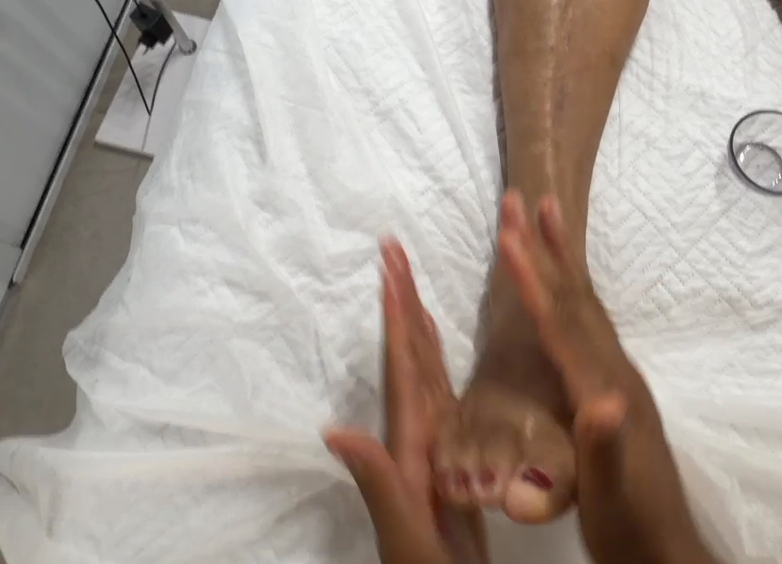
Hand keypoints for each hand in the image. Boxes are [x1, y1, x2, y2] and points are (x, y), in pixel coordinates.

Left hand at [325, 240, 486, 563]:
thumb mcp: (405, 532)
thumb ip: (377, 482)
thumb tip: (333, 430)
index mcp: (407, 441)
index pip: (400, 366)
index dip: (396, 316)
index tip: (390, 268)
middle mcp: (414, 430)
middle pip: (406, 353)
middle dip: (400, 299)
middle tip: (392, 249)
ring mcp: (429, 438)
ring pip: (420, 363)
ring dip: (413, 317)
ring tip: (408, 277)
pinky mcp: (448, 449)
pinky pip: (440, 387)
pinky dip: (435, 353)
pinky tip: (433, 336)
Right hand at [496, 193, 719, 563]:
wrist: (666, 554)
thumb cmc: (628, 529)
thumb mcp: (609, 497)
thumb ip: (605, 446)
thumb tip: (603, 399)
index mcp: (603, 388)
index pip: (562, 323)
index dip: (533, 279)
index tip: (510, 236)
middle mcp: (613, 368)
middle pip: (574, 295)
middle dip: (545, 246)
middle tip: (525, 198)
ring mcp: (616, 372)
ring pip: (583, 300)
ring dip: (560, 255)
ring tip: (547, 214)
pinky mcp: (614, 382)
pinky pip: (586, 317)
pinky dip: (569, 285)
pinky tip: (561, 281)